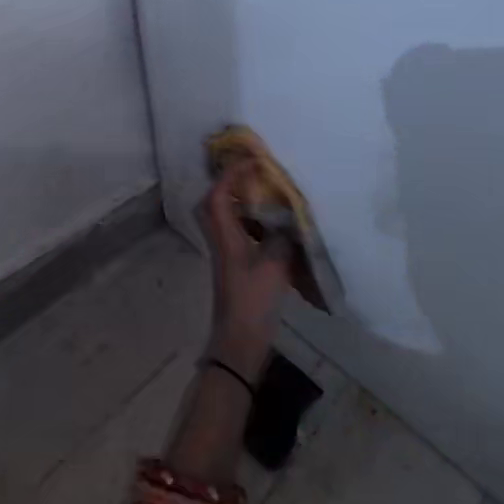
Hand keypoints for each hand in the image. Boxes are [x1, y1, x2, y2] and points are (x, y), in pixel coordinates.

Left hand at [197, 165, 290, 379]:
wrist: (240, 342)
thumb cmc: (253, 300)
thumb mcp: (274, 263)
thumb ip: (281, 235)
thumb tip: (290, 215)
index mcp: (226, 237)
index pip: (218, 196)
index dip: (231, 174)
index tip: (252, 160)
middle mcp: (222, 242)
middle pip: (214, 205)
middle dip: (230, 184)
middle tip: (254, 173)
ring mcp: (228, 256)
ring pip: (227, 220)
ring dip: (242, 202)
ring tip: (267, 192)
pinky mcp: (237, 267)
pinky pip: (241, 233)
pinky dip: (253, 222)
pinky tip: (275, 225)